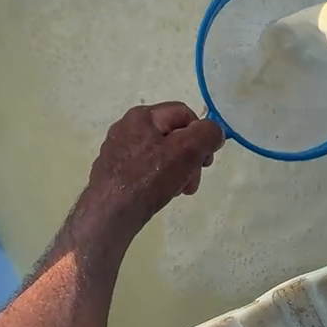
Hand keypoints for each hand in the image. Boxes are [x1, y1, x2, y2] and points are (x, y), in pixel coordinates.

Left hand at [73, 102, 223, 247]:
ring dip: (177, 172)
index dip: (201, 134)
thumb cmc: (149, 178)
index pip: (183, 114)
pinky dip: (158, 180)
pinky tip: (160, 195)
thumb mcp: (187, 151)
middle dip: (190, 159)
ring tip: (178, 191)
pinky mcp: (114, 171)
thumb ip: (207, 134)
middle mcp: (126, 128)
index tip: (206, 161)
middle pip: (173, 136)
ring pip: (161, 155)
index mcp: (142, 116)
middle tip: (192, 182)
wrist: (111, 213)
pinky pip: (145, 170)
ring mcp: (118, 151)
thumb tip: (215, 132)